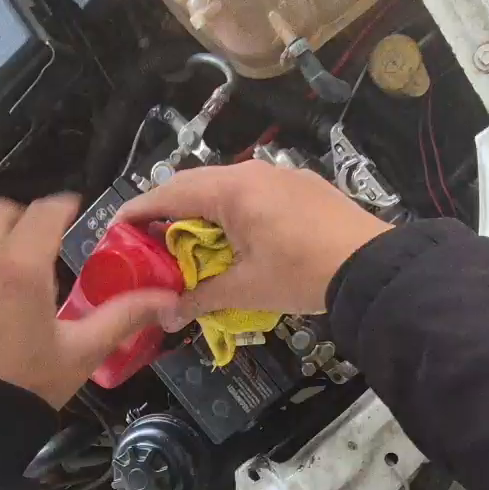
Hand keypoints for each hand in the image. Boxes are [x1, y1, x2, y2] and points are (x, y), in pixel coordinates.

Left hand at [0, 195, 177, 407]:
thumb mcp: (80, 353)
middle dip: (26, 220)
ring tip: (12, 278)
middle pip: (3, 210)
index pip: (46, 210)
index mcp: (20, 265)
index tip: (76, 214)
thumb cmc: (24, 387)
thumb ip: (124, 316)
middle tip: (45, 246)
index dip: (65, 207)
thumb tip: (168, 298)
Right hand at [112, 161, 392, 325]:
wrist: (372, 265)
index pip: (169, 193)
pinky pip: (252, 193)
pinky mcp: (301, 186)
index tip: (116, 228)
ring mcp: (279, 175)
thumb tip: (169, 317)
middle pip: (194, 185)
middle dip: (167, 212)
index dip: (138, 211)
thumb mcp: (246, 289)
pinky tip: (233, 238)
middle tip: (149, 242)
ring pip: (224, 187)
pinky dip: (231, 212)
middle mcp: (251, 172)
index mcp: (231, 191)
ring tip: (189, 244)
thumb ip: (201, 298)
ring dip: (201, 213)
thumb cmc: (302, 273)